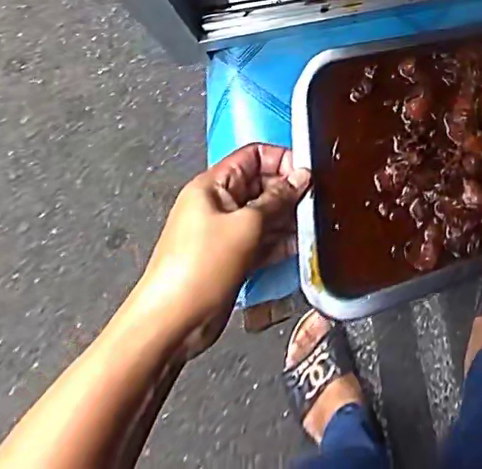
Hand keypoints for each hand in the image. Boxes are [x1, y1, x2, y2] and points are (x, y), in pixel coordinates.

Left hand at [129, 143, 309, 358]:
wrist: (170, 326)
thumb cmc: (196, 270)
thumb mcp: (246, 225)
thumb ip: (278, 198)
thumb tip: (301, 178)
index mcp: (212, 186)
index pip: (254, 155)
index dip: (281, 159)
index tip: (306, 173)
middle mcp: (218, 204)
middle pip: (262, 183)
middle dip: (289, 190)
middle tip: (311, 201)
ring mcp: (225, 232)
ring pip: (265, 213)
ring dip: (287, 218)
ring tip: (308, 224)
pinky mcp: (232, 258)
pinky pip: (262, 240)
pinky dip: (280, 241)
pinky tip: (298, 245)